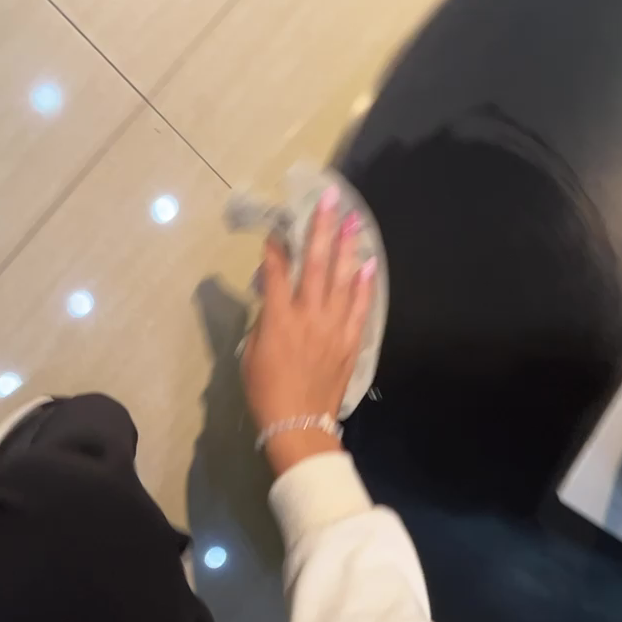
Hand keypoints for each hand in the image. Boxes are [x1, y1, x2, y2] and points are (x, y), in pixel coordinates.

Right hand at [243, 185, 375, 476]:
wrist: (298, 423)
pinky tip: (369, 264)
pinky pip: (360, 307)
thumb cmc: (266, 392)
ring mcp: (332, 326)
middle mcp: (308, 314)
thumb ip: (264, 321)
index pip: (277, 271)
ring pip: (342, 278)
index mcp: (278, 318)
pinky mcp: (349, 341)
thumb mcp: (252, 354)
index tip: (276, 232)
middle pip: (316, 263)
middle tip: (330, 198)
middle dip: (321, 227)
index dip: (276, 249)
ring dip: (348, 246)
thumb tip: (273, 299)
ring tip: (354, 220)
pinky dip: (365, 285)